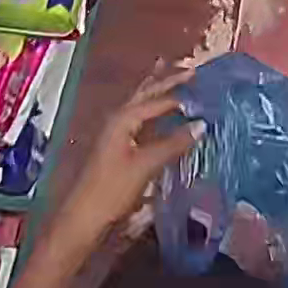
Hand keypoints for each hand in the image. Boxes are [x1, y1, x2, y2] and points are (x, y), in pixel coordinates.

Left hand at [46, 68, 202, 251]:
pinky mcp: (120, 147)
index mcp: (124, 117)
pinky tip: (161, 113)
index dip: (180, 94)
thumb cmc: (113, 189)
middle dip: (166, 80)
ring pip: (141, 104)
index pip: (157, 100)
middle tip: (189, 69)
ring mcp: (118, 132)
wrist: (85, 217)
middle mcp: (119, 118)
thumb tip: (201, 124)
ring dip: (157, 90)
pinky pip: (141, 119)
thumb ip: (173, 144)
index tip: (203, 85)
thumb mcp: (145, 165)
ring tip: (170, 74)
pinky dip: (154, 111)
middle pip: (146, 93)